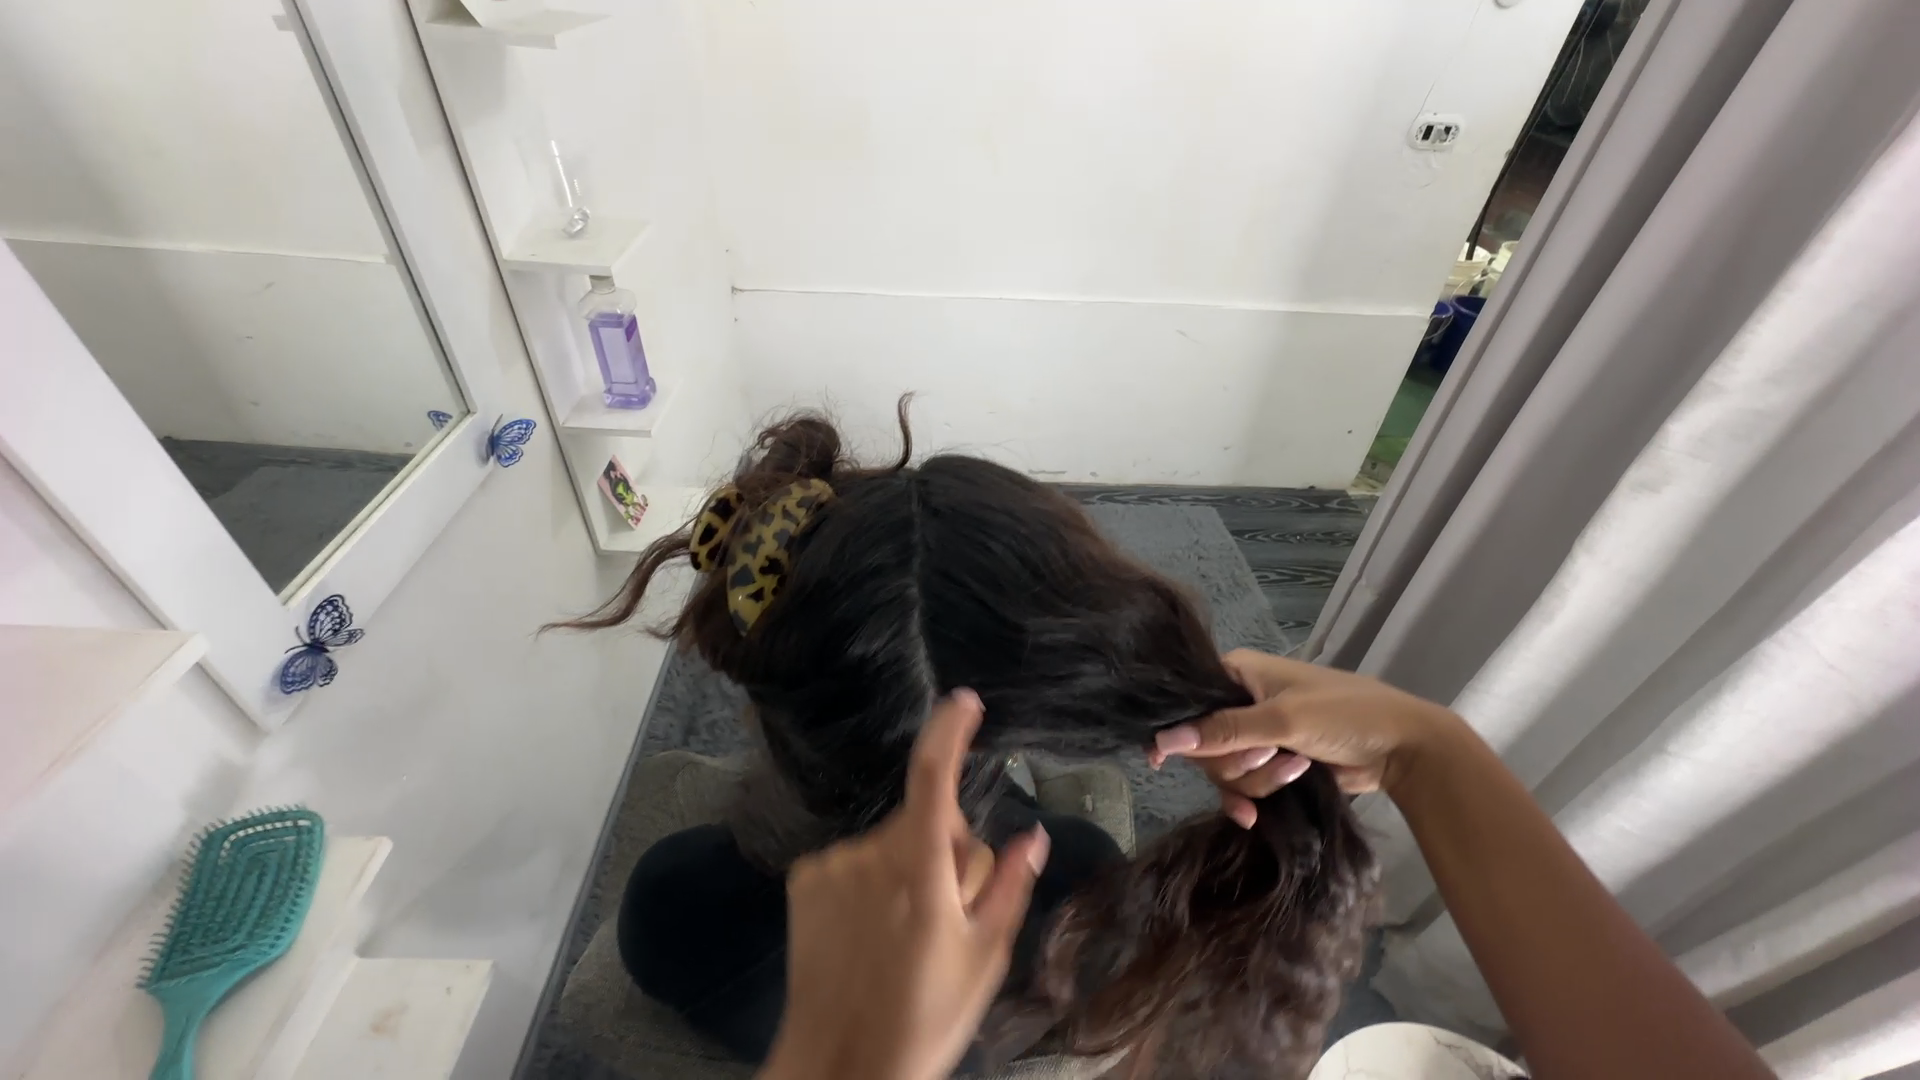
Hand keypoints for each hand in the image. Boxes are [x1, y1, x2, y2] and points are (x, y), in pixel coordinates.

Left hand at [761, 690, 1049, 1079]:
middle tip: (948, 910)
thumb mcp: (984, 959)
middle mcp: (870, 854)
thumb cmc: (923, 1018)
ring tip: (901, 933)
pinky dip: (867, 880)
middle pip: (923, 820)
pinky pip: (853, 859)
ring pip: (889, 841)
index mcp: (920, 871)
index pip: (933, 777)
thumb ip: (1007, 886)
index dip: (950, 732)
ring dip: (905, 867)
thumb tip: (1030, 836)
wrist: (837, 1068)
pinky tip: (864, 931)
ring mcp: (831, 864)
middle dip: (944, 847)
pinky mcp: (803, 878)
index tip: (965, 701)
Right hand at [1152, 649, 1463, 825]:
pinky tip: (1252, 818)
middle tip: (1270, 756)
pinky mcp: (1272, 764)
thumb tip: (1163, 741)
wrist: (1403, 747)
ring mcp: (1256, 734)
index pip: (1188, 702)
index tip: (1159, 760)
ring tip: (1297, 768)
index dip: (1176, 731)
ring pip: (1225, 769)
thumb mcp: (1282, 720)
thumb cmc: (1344, 714)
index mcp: (1237, 673)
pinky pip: (1242, 786)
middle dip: (1236, 761)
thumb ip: (1223, 731)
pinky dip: (1248, 800)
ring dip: (1258, 779)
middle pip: (1204, 743)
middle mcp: (1239, 701)